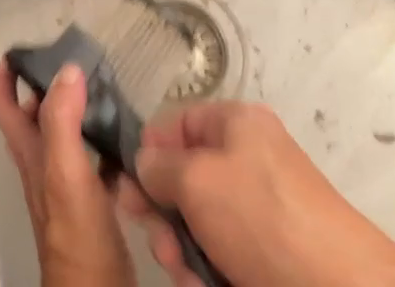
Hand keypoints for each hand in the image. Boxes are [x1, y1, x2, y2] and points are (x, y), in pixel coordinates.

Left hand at [0, 61, 136, 286]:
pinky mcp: (89, 204)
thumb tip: (67, 69)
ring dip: (77, 114)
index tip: (18, 51)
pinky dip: (103, 146)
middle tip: (75, 65)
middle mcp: (42, 166)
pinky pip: (92, 165)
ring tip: (105, 92)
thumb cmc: (75, 230)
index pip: (5, 106)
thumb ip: (62, 120)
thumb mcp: (65, 170)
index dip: (4, 77)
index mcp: (29, 154)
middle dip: (47, 89)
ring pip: (64, 139)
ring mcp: (65, 187)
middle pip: (34, 119)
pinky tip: (126, 140)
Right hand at [121, 100, 394, 286]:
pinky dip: (206, 271)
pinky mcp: (266, 252)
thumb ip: (157, 164)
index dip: (147, 154)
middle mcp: (247, 160)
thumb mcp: (197, 179)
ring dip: (181, 251)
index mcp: (236, 124)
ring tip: (191, 275)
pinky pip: (220, 253)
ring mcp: (258, 210)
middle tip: (164, 245)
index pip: (174, 125)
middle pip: (181, 179)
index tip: (128, 191)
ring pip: (196, 224)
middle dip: (163, 216)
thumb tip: (144, 164)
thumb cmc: (264, 220)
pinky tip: (207, 286)